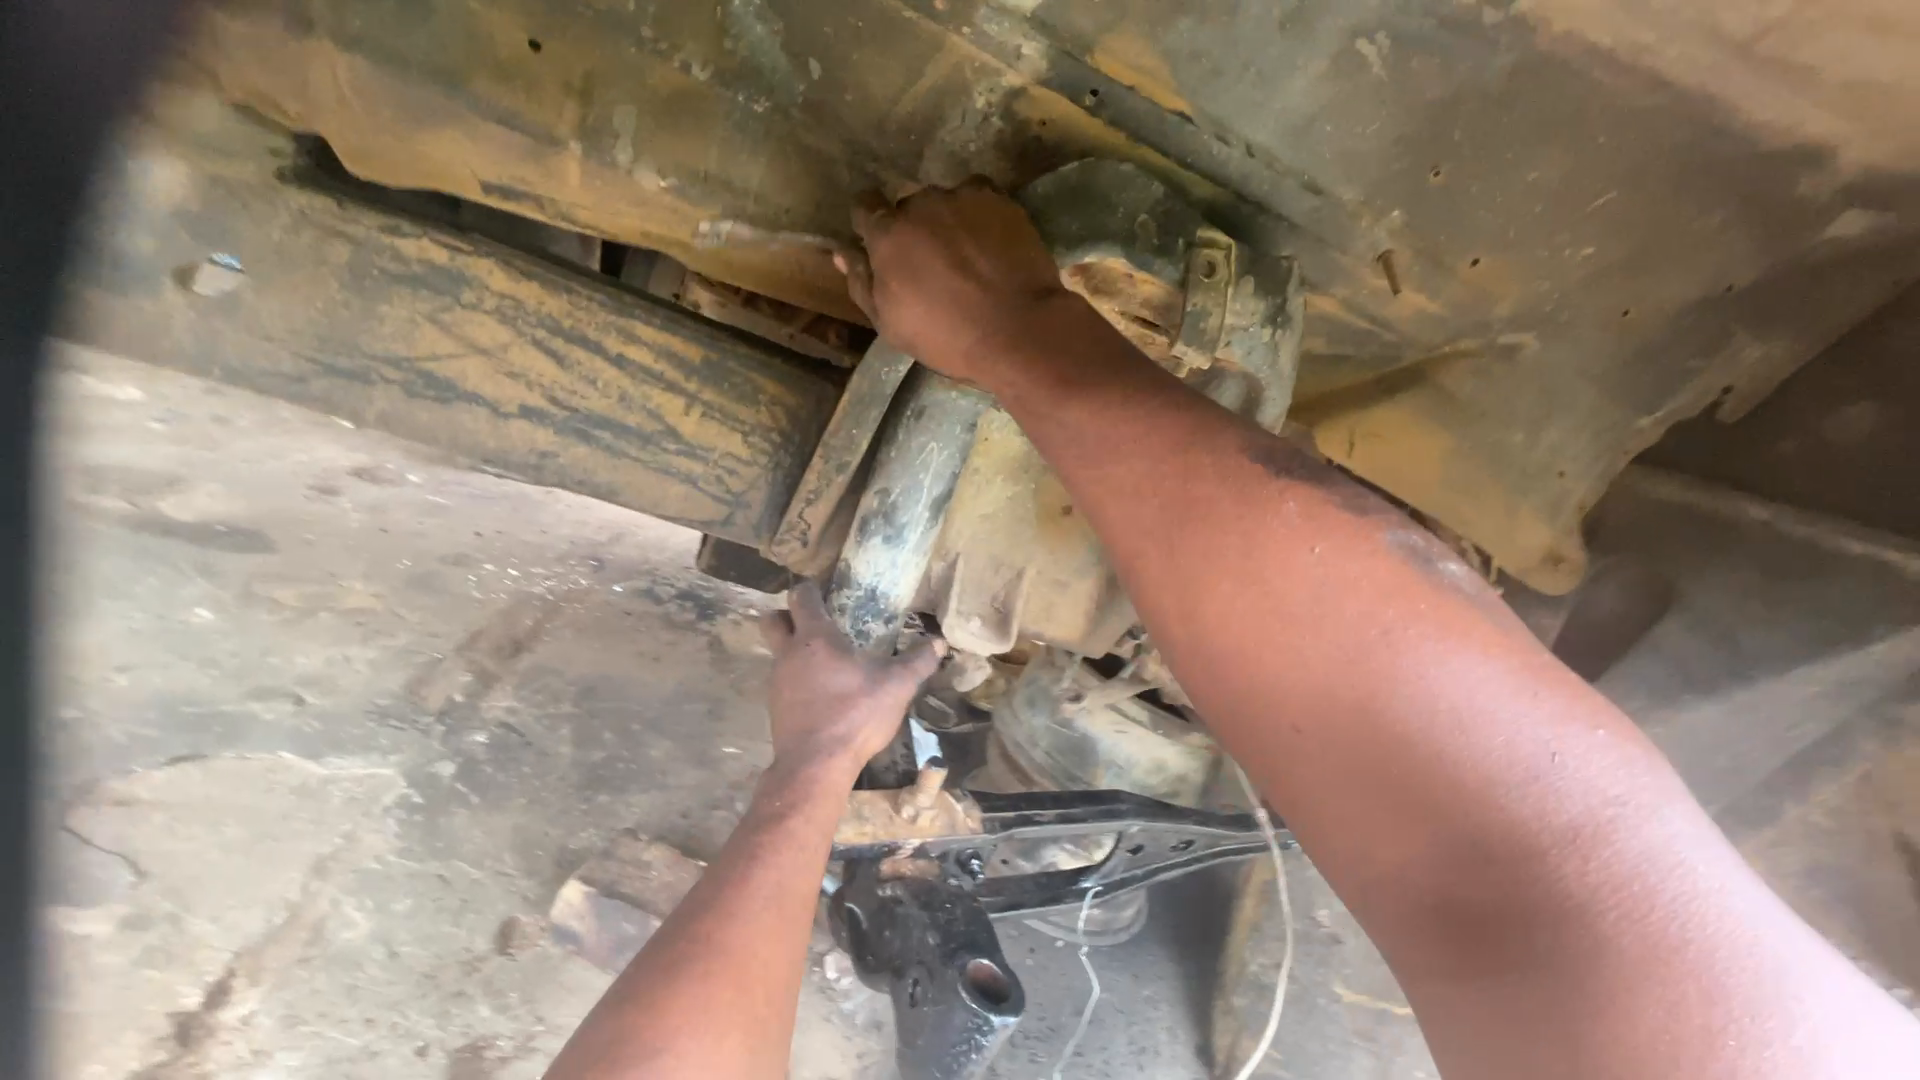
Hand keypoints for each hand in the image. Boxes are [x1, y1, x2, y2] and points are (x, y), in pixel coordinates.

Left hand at [759, 581, 945, 782]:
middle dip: (788, 614)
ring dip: (794, 649)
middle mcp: (789, 653)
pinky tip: (822, 692)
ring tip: (826, 660)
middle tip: (816, 621)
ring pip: (777, 652)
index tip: (827, 589)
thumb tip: (939, 642)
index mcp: (815, 638)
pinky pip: (783, 681)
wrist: (816, 765)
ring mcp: (777, 681)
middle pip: (773, 619)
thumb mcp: (896, 686)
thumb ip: (918, 662)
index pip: (801, 597)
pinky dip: (797, 679)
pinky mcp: (776, 707)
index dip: (811, 588)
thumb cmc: (855, 714)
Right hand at [836, 179, 1085, 387]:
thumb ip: (861, 283)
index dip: (870, 223)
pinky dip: (979, 215)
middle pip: (908, 207)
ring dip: (948, 221)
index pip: (865, 206)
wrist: (1018, 329)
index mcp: (887, 234)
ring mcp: (963, 197)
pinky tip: (990, 244)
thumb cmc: (947, 336)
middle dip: (914, 229)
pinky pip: (979, 199)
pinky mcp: (1000, 200)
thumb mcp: (890, 323)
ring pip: (945, 202)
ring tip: (966, 256)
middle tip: (932, 263)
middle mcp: (921, 204)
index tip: (881, 243)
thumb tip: (841, 252)